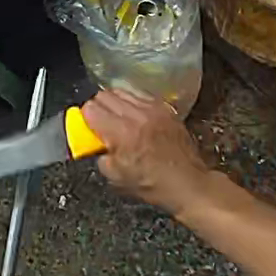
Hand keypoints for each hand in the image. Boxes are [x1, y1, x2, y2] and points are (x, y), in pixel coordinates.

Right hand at [81, 87, 213, 213]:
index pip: (90, 108)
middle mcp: (135, 115)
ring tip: (120, 119)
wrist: (189, 184)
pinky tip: (137, 117)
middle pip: (103, 96)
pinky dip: (133, 102)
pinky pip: (139, 94)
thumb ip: (99, 155)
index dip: (86, 118)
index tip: (90, 129)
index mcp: (121, 133)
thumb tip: (94, 143)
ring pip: (120, 91)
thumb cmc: (154, 184)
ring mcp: (152, 108)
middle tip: (103, 124)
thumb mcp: (116, 177)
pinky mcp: (164, 107)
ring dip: (115, 103)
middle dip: (99, 108)